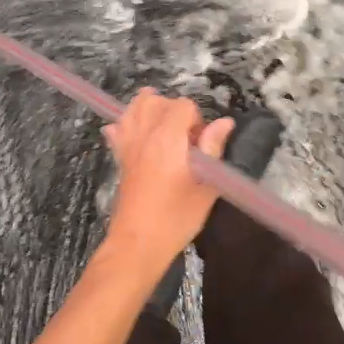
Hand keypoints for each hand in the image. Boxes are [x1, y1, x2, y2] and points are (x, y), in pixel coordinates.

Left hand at [101, 89, 234, 269]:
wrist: (138, 242)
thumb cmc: (177, 217)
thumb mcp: (206, 186)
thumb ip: (213, 149)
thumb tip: (225, 122)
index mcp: (168, 137)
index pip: (183, 105)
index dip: (197, 120)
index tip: (201, 145)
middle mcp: (145, 134)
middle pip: (155, 100)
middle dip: (173, 110)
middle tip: (186, 138)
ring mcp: (128, 145)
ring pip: (133, 108)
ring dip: (149, 109)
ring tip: (164, 126)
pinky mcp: (120, 158)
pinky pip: (118, 128)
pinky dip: (127, 124)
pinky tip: (138, 136)